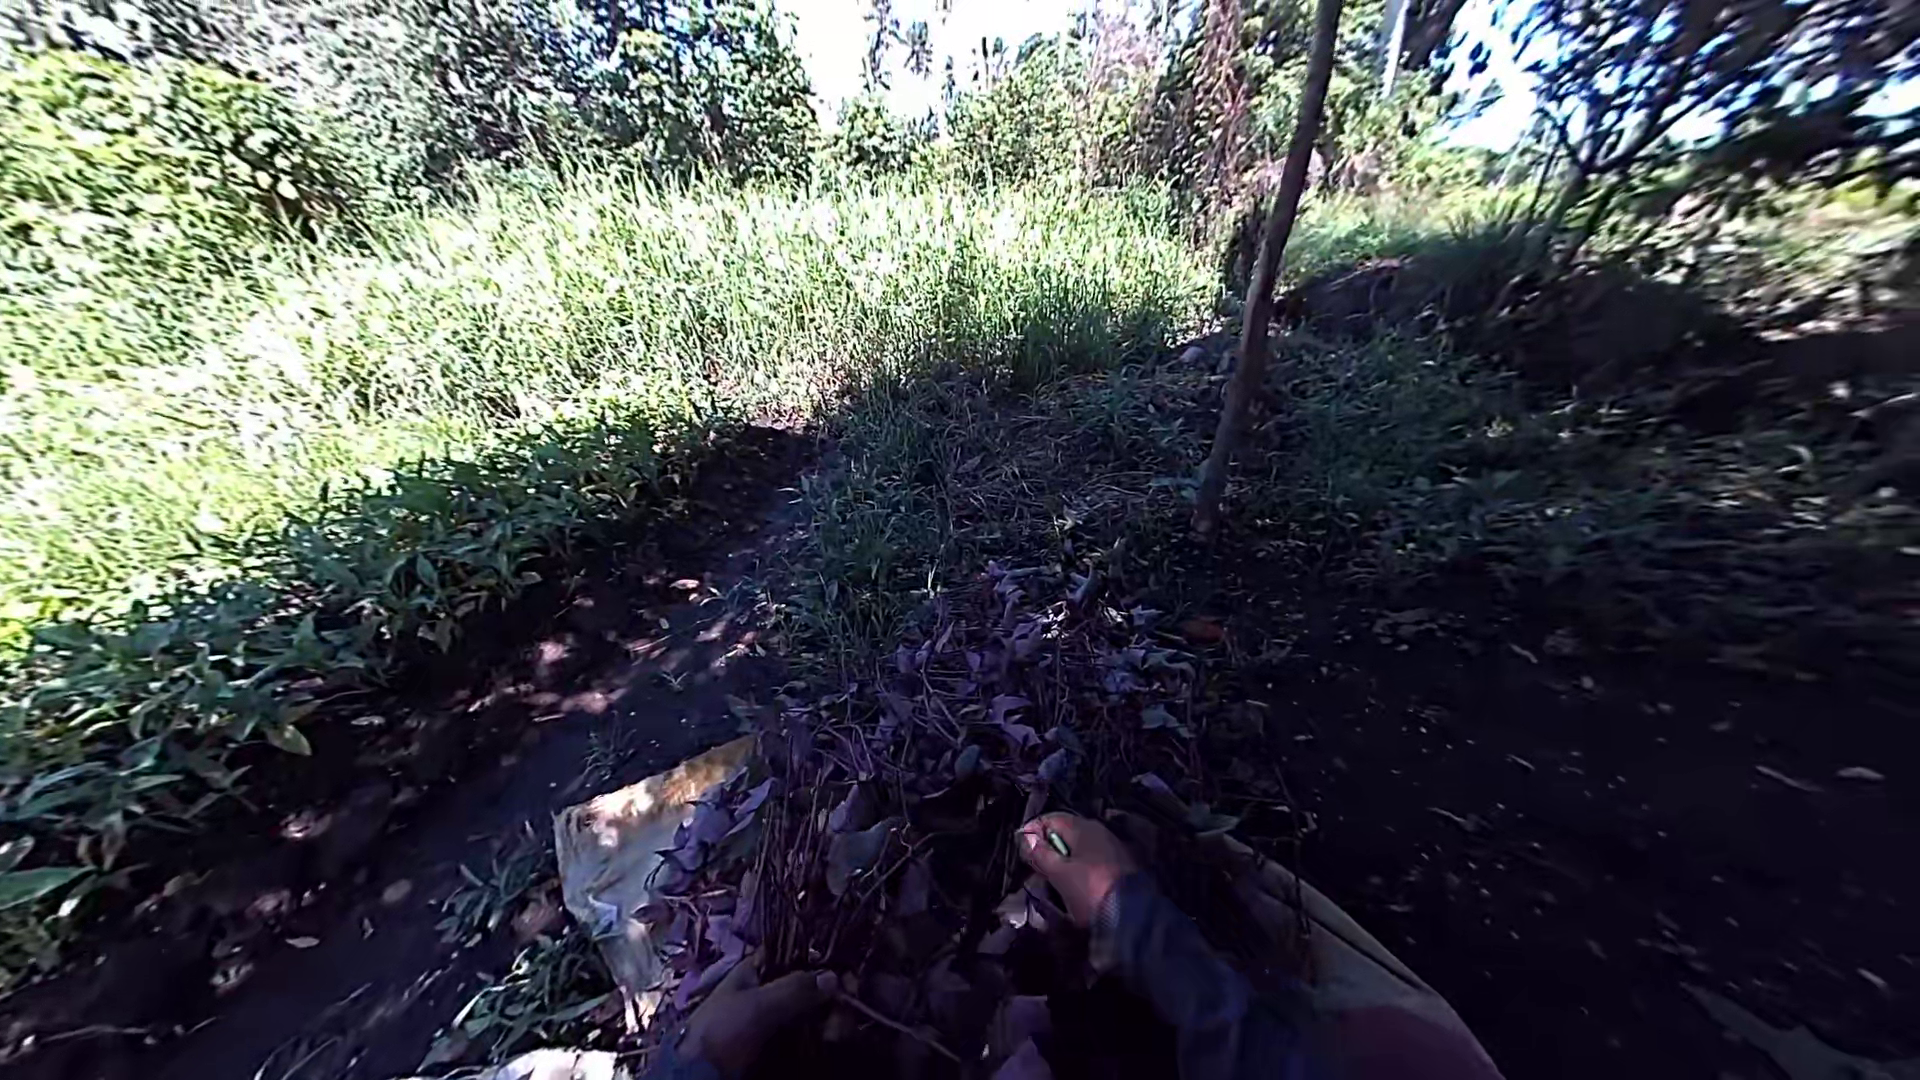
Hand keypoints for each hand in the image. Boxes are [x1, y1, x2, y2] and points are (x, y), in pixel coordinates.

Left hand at [677, 956, 837, 1078]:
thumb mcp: (757, 1006)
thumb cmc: (720, 1034)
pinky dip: (823, 1037)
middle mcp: (769, 990)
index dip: (823, 958)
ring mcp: (774, 1021)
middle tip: (846, 1006)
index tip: (845, 973)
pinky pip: (809, 1036)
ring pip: (814, 1010)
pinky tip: (832, 1040)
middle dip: (833, 993)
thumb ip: (796, 988)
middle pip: (812, 982)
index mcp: (758, 969)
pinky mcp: (779, 1049)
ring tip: (837, 1031)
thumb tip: (835, 976)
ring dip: (832, 1016)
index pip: (798, 952)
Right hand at [1015, 812, 1137, 926]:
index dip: (1032, 832)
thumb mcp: (1060, 874)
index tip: (1022, 852)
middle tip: (1035, 870)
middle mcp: (1098, 831)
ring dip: (1062, 863)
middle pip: (1064, 834)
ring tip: (1052, 883)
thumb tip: (1025, 837)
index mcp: (1082, 826)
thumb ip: (1040, 854)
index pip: (1049, 819)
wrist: (1137, 919)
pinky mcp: (1120, 867)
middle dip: (1047, 850)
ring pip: (1078, 850)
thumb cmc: (1092, 890)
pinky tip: (1074, 888)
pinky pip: (1091, 862)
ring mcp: (1111, 848)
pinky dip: (1078, 871)